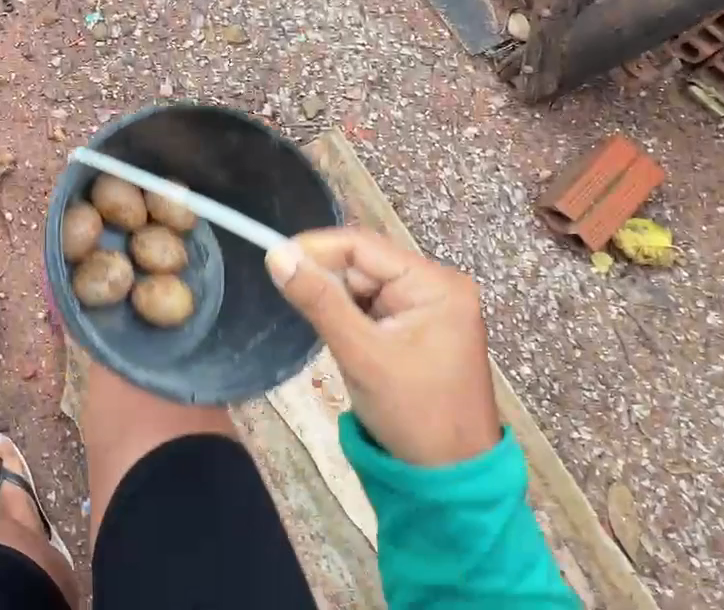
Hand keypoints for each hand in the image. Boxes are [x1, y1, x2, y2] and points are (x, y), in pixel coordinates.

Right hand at [266, 227, 500, 466]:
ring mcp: (425, 306)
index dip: (315, 249)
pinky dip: (345, 315)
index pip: (362, 246)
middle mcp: (434, 286)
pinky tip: (341, 338)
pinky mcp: (413, 326)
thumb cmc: (414, 414)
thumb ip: (318, 300)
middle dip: (326, 281)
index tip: (274, 261)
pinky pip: (367, 304)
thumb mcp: (361, 354)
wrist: (450, 478)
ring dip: (334, 301)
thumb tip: (276, 255)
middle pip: (360, 262)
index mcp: (435, 285)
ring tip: (328, 332)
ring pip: (359, 283)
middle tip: (300, 308)